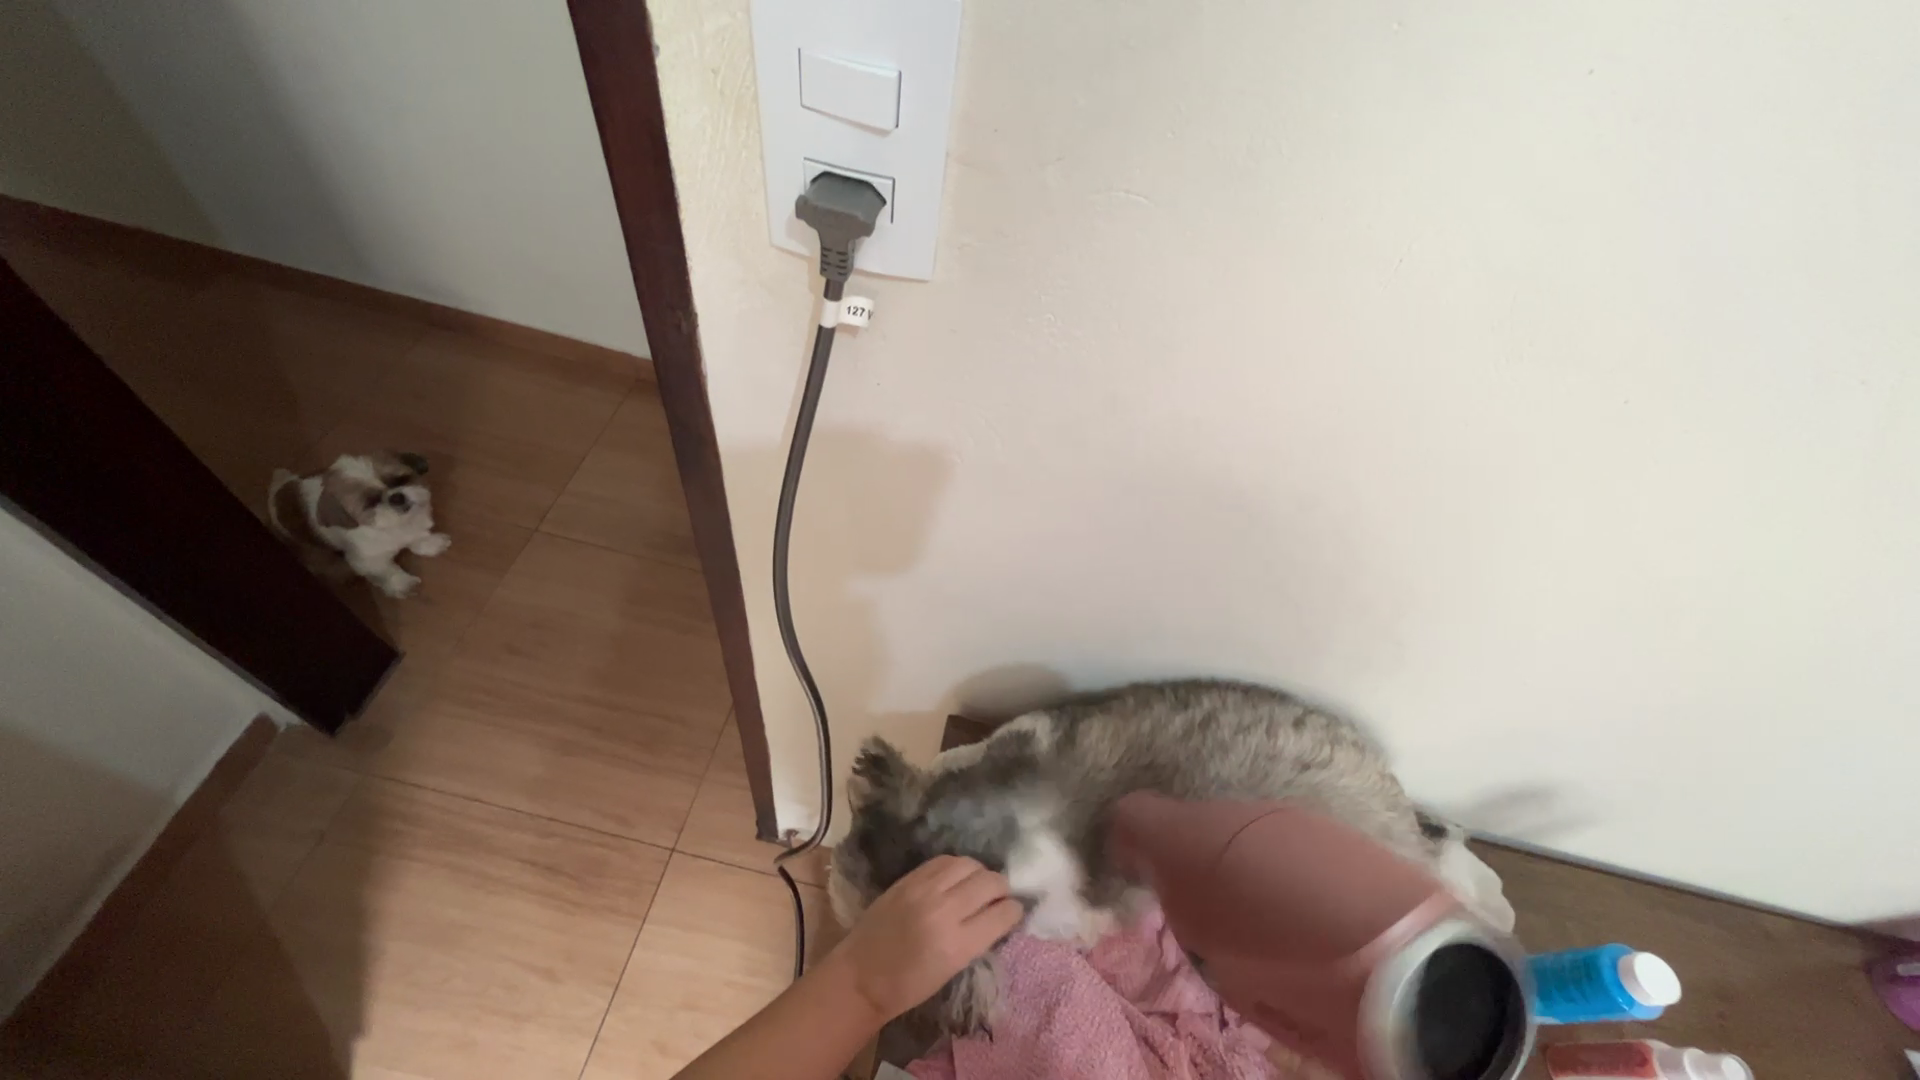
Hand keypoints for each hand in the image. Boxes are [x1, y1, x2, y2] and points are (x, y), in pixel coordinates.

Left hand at [824, 855, 1022, 1024]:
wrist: (861, 976)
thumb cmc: (909, 986)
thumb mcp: (952, 970)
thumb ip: (976, 938)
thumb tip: (999, 915)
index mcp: (957, 944)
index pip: (1002, 914)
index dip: (1015, 910)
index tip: (1016, 911)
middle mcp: (944, 910)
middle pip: (989, 882)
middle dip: (1003, 888)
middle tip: (1001, 896)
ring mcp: (924, 890)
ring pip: (969, 864)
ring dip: (981, 873)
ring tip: (980, 884)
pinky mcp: (909, 878)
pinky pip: (944, 860)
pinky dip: (957, 866)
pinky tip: (958, 877)